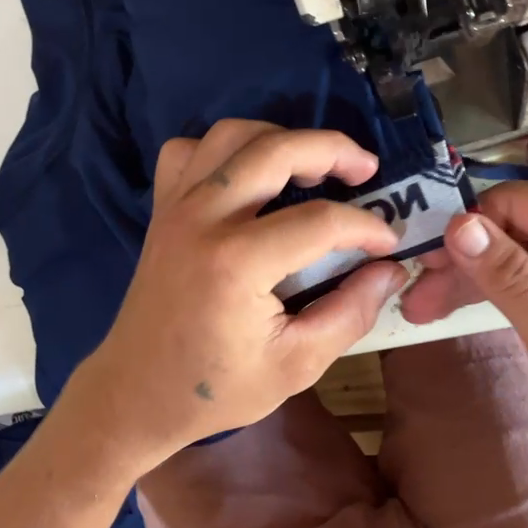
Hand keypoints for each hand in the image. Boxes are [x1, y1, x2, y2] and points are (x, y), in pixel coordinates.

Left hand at [62, 120, 410, 473]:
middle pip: (274, 150)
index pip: (320, 221)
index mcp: (237, 263)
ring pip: (229, 135)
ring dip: (278, 137)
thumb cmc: (215, 388)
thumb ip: (350, 313)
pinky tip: (248, 174)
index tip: (390, 242)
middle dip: (331, 148)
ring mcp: (176, 207)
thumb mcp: (295, 365)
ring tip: (312, 164)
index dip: (366, 226)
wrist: (136, 392)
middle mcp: (203, 219)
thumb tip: (390, 269)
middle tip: (366, 168)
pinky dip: (223, 149)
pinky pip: (188, 151)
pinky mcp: (162, 209)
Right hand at [401, 182, 527, 459]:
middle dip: (457, 259)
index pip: (508, 202)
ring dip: (465, 275)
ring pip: (505, 245)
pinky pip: (520, 266)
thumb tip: (457, 224)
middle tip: (414, 299)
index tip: (425, 269)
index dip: (463, 231)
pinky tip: (451, 305)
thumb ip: (510, 278)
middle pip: (503, 223)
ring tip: (421, 309)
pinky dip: (488, 286)